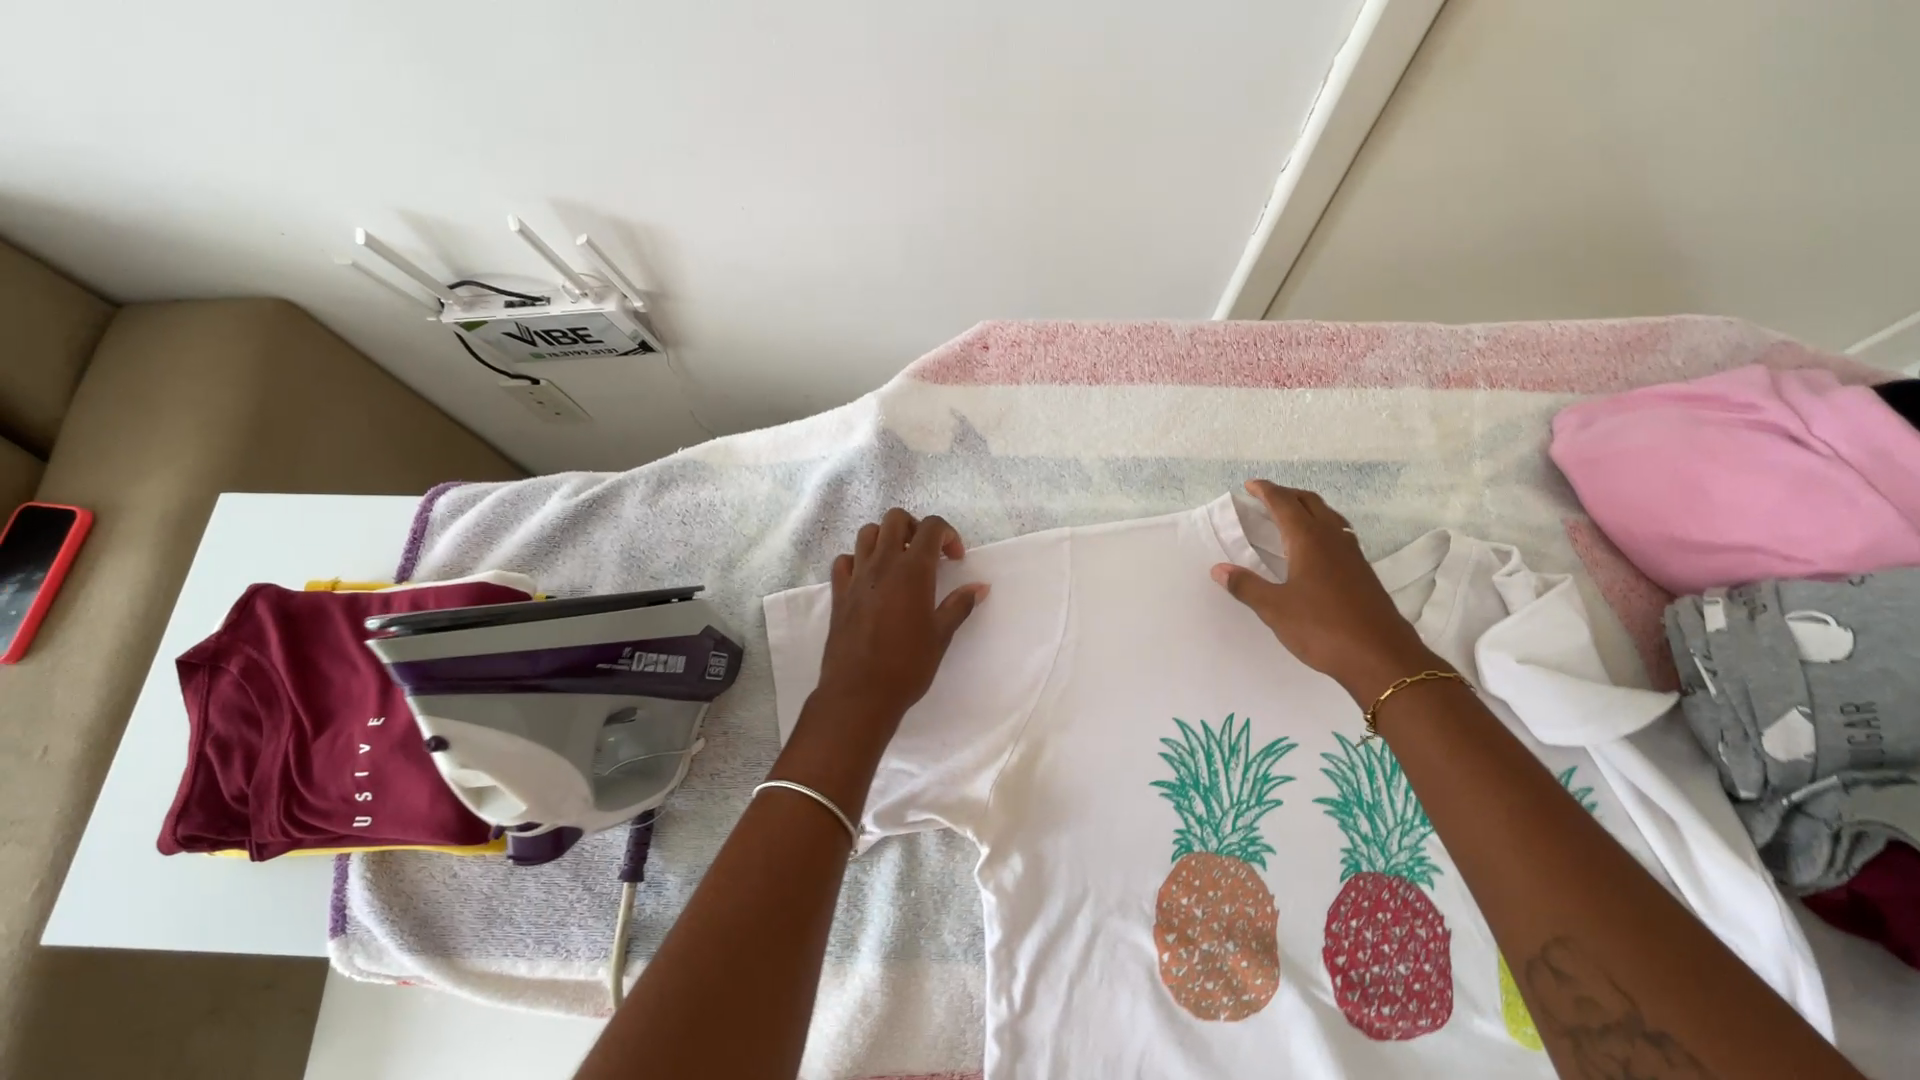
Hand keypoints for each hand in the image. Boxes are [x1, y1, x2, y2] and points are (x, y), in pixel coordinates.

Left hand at [811, 508, 988, 739]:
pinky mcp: (839, 594)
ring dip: (886, 538)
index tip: (955, 558)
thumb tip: (980, 587)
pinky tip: (870, 579)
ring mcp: (856, 577)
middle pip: (895, 519)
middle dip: (915, 527)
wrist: (860, 693)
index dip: (948, 534)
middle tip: (927, 553)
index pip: (931, 528)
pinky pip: (844, 561)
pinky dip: (858, 560)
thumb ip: (959, 605)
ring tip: (898, 562)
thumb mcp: (941, 635)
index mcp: (912, 571)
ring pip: (867, 534)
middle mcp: (882, 564)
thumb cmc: (907, 666)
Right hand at [1211, 480, 1443, 703]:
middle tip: (1266, 496)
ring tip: (1290, 515)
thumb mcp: (1275, 608)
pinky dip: (1322, 527)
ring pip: (1329, 516)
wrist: (1380, 656)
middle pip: (1310, 502)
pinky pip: (1339, 534)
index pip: (1284, 503)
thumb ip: (1246, 586)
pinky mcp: (1362, 572)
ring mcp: (1352, 555)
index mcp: (1309, 540)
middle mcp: (1333, 539)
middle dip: (1287, 494)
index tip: (1250, 485)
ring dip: (1307, 508)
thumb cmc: (1322, 628)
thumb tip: (1219, 569)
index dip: (1266, 491)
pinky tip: (1316, 547)